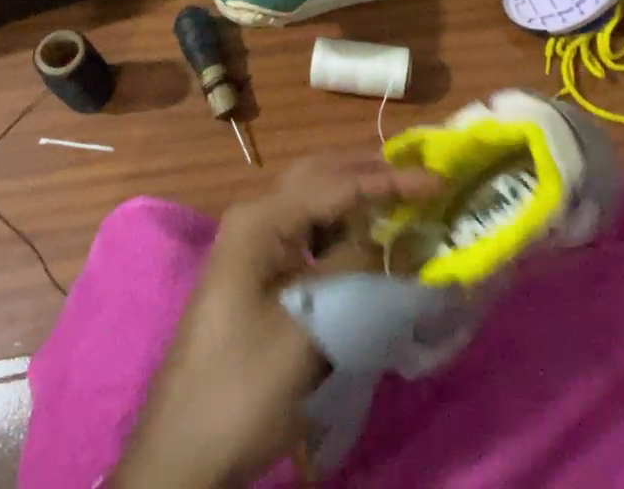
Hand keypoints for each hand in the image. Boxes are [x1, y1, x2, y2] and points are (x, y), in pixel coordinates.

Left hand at [110, 156, 442, 488]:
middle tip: (425, 181)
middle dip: (372, 175)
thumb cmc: (244, 386)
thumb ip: (355, 270)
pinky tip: (370, 243)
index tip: (440, 183)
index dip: (391, 181)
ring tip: (406, 203)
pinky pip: (309, 236)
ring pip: (315, 205)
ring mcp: (253, 247)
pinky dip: (343, 232)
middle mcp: (254, 221)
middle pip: (321, 178)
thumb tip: (397, 237)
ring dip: (358, 200)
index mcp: (260, 222)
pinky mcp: (259, 275)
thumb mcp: (310, 327)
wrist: (184, 449)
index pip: (337, 184)